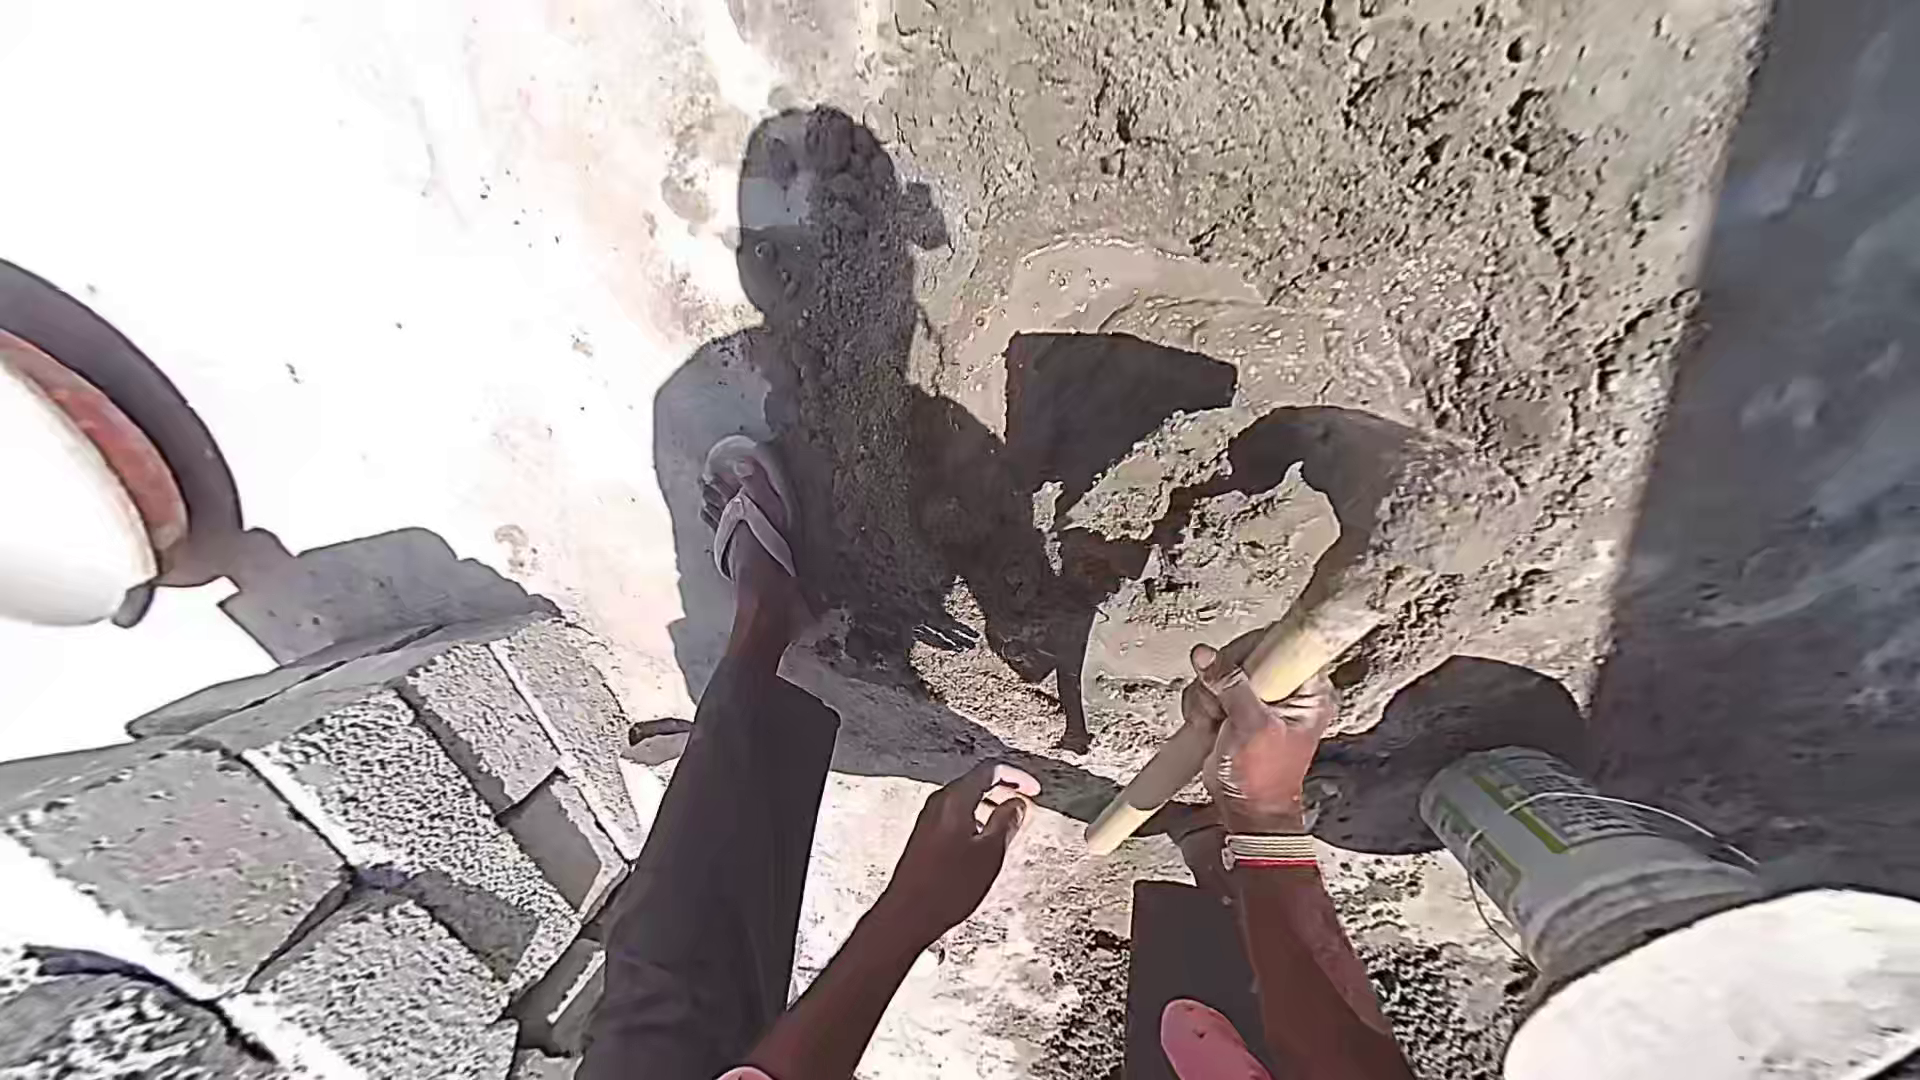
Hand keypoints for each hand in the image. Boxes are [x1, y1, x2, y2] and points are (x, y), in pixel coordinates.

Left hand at [873, 761, 1038, 945]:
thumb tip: (1018, 803)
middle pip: (977, 780)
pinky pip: (956, 813)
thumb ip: (1006, 822)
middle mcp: (940, 801)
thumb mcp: (989, 853)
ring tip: (1010, 821)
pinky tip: (985, 838)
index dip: (1017, 776)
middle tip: (1025, 800)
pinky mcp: (925, 833)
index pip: (990, 770)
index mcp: (955, 799)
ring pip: (966, 797)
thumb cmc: (948, 886)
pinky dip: (976, 816)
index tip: (1033, 788)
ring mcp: (930, 816)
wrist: (907, 914)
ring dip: (991, 803)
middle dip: (1004, 787)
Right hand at [1183, 629, 1336, 832]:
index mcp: (1307, 690)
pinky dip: (1199, 705)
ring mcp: (1256, 697)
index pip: (1280, 645)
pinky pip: (1205, 688)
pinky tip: (1208, 726)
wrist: (1245, 810)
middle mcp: (1283, 688)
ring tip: (1216, 725)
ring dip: (1206, 697)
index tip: (1234, 669)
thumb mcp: (1250, 726)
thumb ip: (1229, 686)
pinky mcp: (1232, 706)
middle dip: (1220, 682)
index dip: (1251, 652)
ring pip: (1217, 671)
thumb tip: (1204, 654)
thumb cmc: (1262, 776)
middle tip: (1222, 710)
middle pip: (1240, 655)